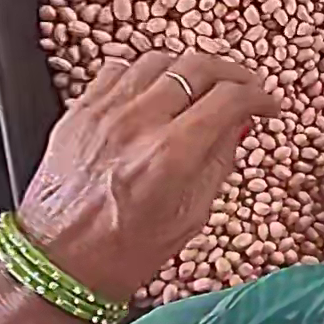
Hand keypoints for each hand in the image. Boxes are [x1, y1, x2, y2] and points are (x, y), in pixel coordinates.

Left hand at [17, 51, 279, 303]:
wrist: (55, 263)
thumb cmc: (123, 253)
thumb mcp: (190, 218)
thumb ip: (218, 163)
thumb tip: (238, 126)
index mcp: (170, 156)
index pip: (228, 98)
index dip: (258, 96)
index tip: (267, 104)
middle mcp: (137, 123)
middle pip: (197, 66)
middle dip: (232, 73)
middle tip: (244, 88)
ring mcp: (103, 112)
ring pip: (159, 59)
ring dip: (190, 68)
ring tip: (202, 87)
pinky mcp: (79, 111)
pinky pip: (119, 69)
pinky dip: (147, 73)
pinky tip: (156, 90)